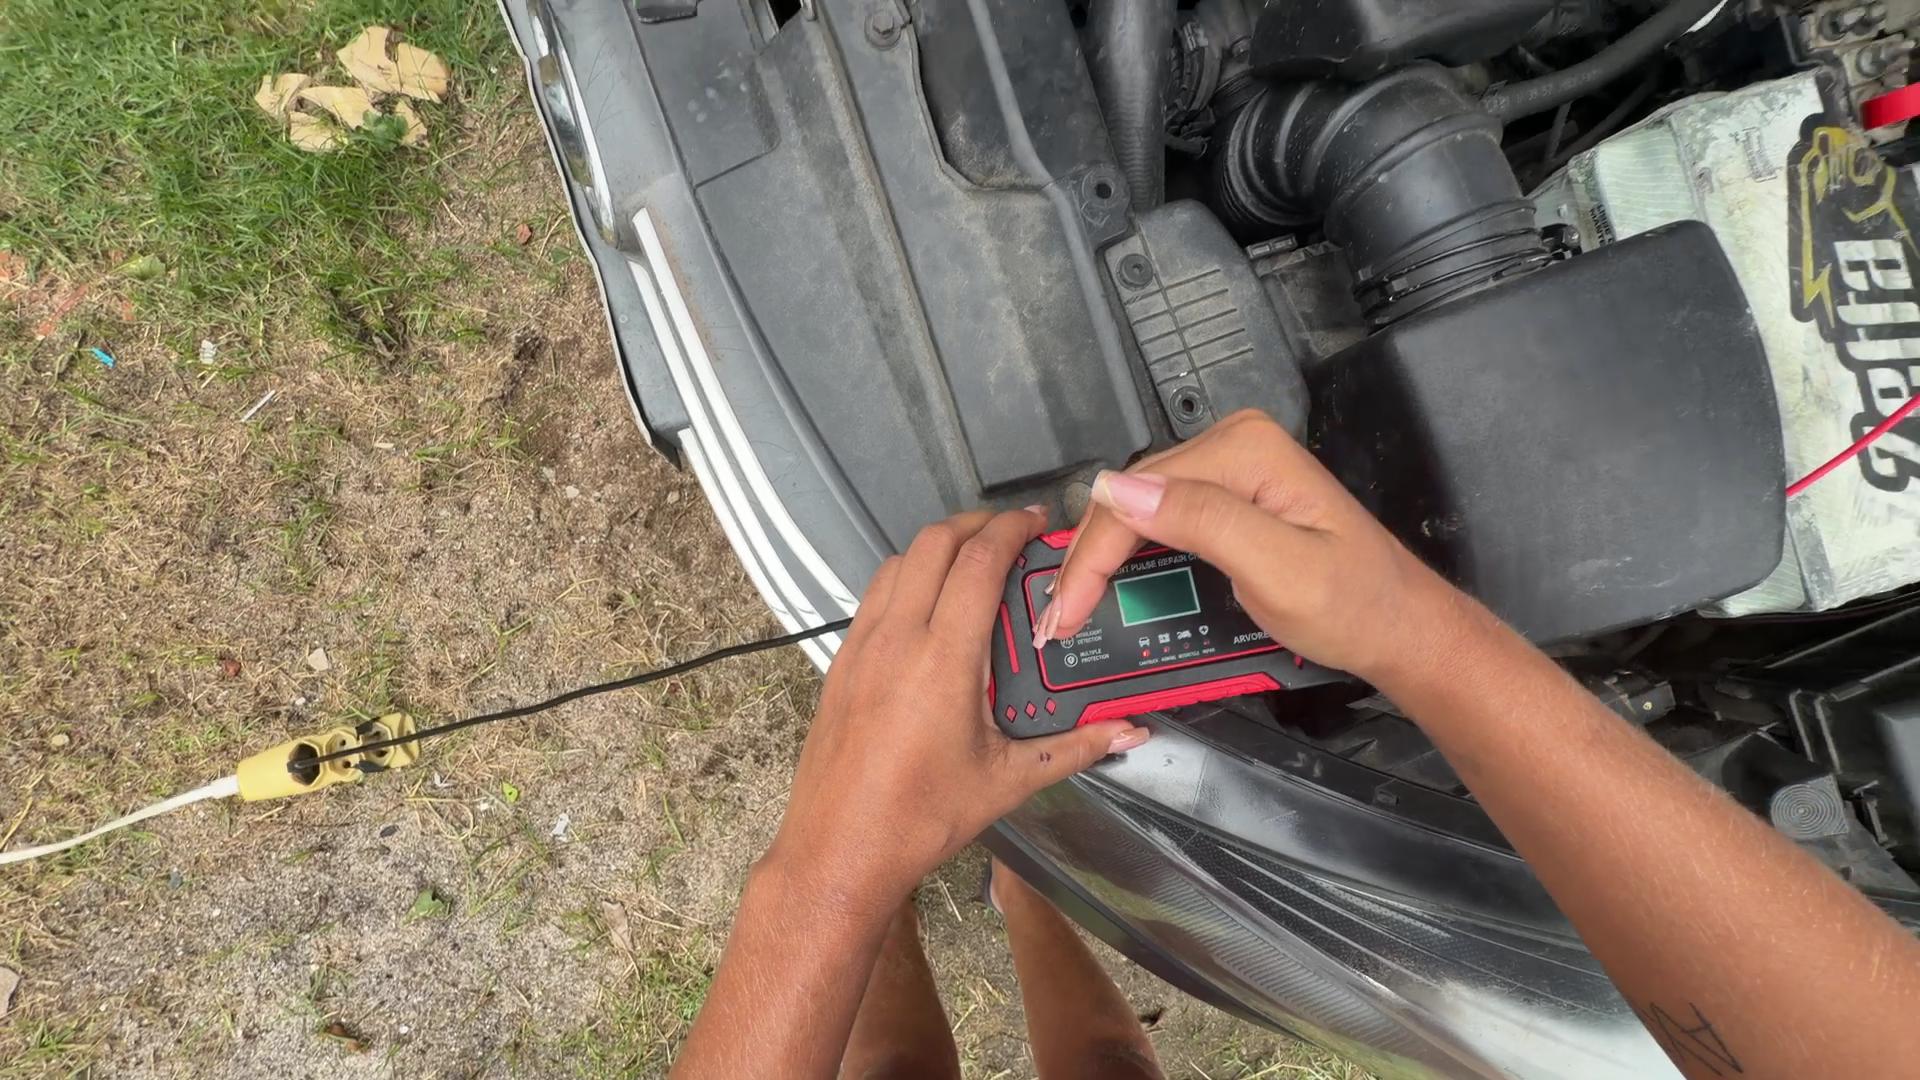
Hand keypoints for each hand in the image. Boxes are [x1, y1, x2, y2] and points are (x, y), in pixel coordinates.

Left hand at [768, 507, 1150, 910]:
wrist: (838, 848)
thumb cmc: (920, 817)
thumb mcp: (1007, 781)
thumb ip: (1074, 746)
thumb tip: (1128, 730)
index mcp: (943, 659)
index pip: (978, 563)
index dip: (1010, 529)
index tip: (1034, 522)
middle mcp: (897, 638)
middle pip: (934, 543)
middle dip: (976, 523)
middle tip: (1011, 532)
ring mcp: (861, 645)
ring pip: (899, 561)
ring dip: (938, 546)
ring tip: (973, 559)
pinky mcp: (841, 659)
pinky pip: (876, 593)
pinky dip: (908, 575)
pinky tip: (930, 604)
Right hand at [1040, 410, 1464, 682]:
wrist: (1396, 627)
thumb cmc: (1356, 605)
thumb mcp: (1282, 569)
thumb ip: (1203, 521)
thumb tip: (1118, 488)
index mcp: (1244, 451)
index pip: (1135, 496)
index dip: (1092, 557)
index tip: (1067, 611)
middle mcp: (1230, 446)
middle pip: (1126, 497)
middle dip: (1085, 558)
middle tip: (1060, 615)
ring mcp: (1225, 468)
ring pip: (1132, 507)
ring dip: (1098, 556)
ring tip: (1073, 601)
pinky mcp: (1223, 495)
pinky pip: (1154, 517)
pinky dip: (1125, 552)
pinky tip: (1107, 576)